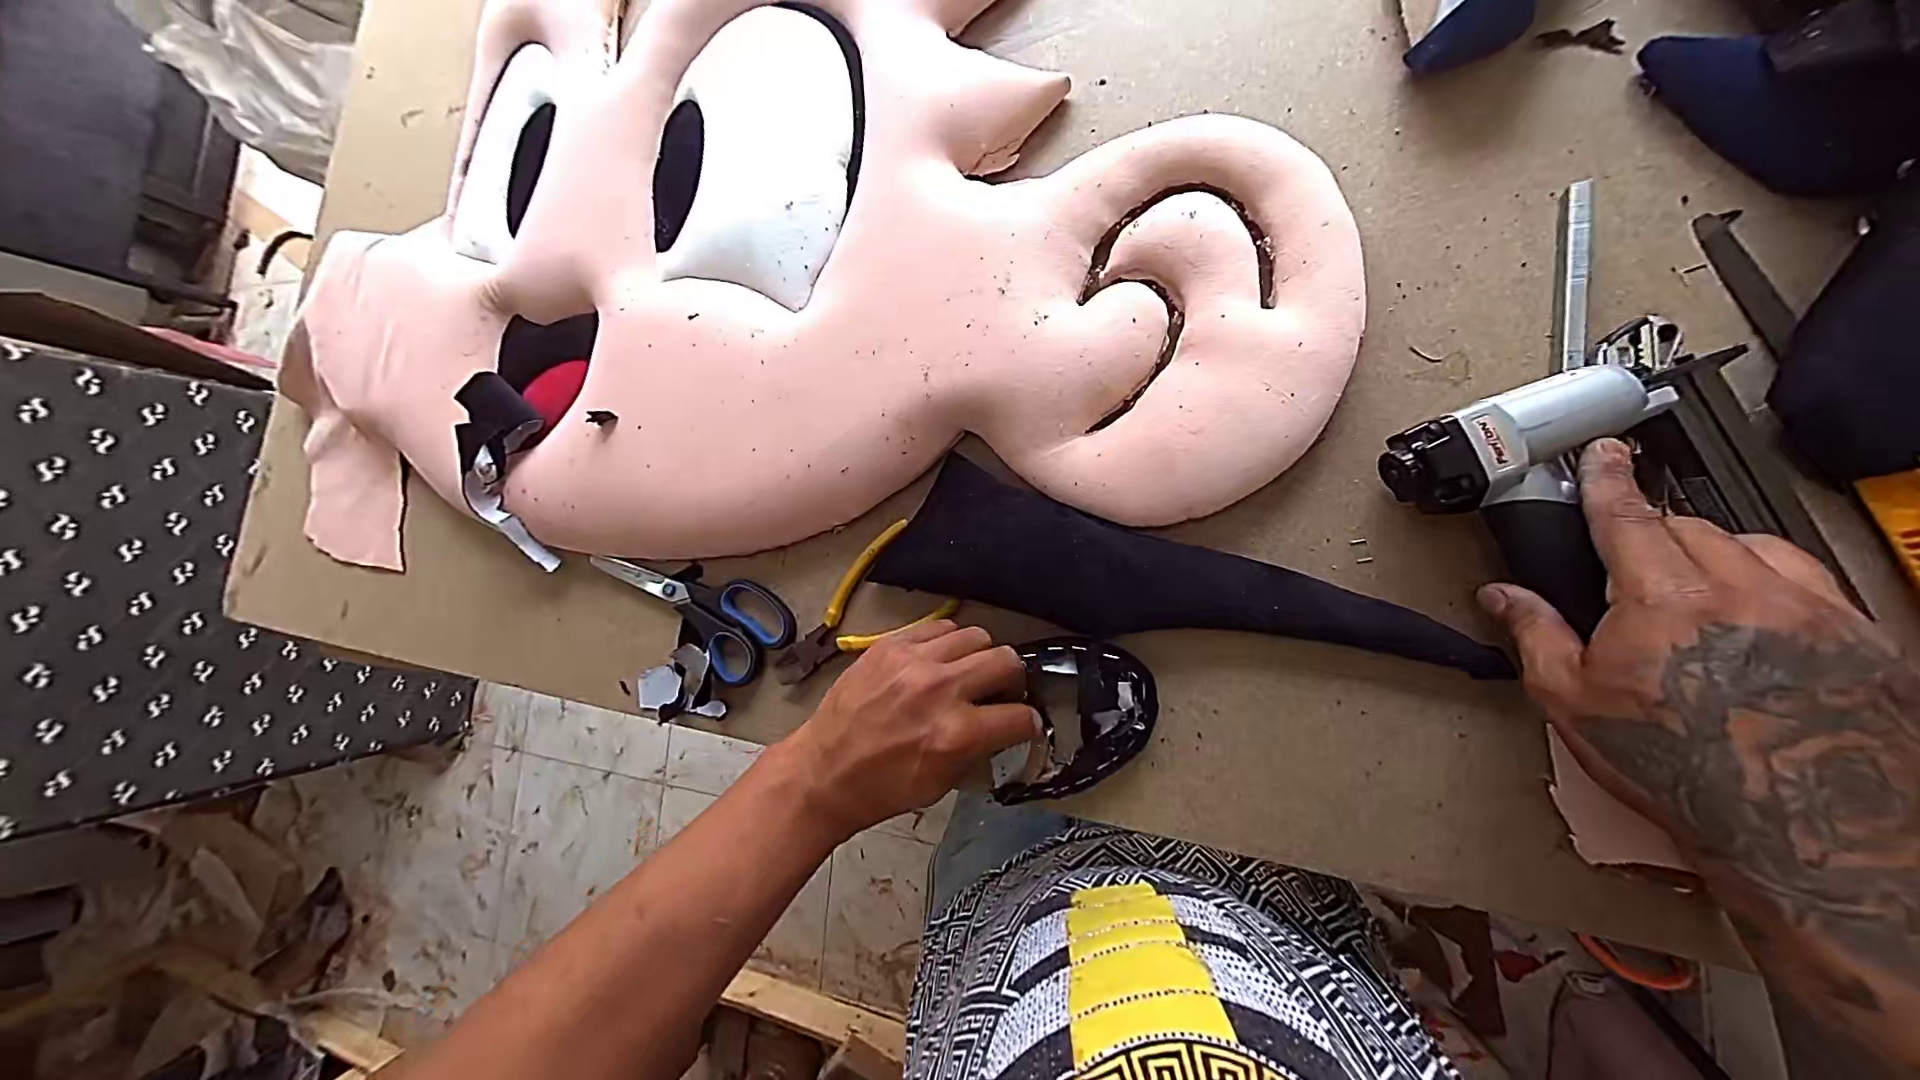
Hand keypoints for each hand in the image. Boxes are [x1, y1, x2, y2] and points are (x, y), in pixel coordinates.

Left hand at [776, 621, 1038, 838]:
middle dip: (1013, 680)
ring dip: (981, 656)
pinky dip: (948, 643)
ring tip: (968, 672)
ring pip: (977, 635)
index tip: (1025, 722)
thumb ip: (980, 748)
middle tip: (1001, 690)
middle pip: (1006, 661)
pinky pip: (939, 627)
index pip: (1020, 716)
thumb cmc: (882, 787)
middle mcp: (939, 689)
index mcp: (955, 733)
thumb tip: (1005, 724)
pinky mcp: (891, 645)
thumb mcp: (942, 783)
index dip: (1030, 722)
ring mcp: (913, 661)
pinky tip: (939, 660)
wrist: (823, 771)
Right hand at [1479, 438, 1919, 1069]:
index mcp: (1666, 603)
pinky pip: (1811, 578)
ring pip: (1757, 543)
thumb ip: (1534, 633)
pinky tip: (1750, 608)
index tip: (1606, 453)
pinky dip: (1768, 575)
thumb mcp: (1571, 700)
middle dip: (1651, 528)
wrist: (1813, 835)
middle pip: (1692, 526)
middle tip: (1623, 557)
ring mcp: (1818, 615)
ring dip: (1712, 547)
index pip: (1630, 518)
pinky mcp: (1867, 642)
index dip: (1608, 480)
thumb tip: (1501, 595)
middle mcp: (1748, 594)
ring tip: (1687, 581)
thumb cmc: (1678, 766)